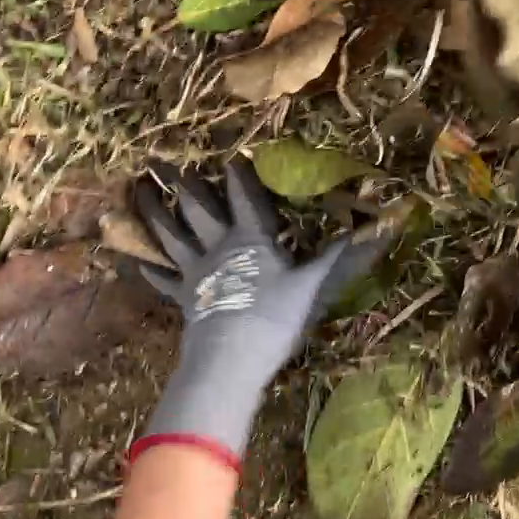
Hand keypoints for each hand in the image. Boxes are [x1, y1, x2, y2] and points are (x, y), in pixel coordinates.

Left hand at [130, 159, 386, 468]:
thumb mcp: (313, 284)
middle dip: (182, 183)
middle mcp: (218, 246)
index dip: (238, 176)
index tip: (230, 156)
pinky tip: (137, 258)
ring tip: (136, 190)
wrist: (230, 362)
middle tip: (160, 160)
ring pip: (170, 235)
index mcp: (251, 237)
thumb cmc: (273, 318)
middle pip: (197, 209)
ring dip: (152, 212)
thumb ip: (341, 254)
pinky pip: (163, 278)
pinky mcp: (182, 298)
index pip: (244, 197)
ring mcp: (195, 272)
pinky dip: (150, 266)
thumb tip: (381, 226)